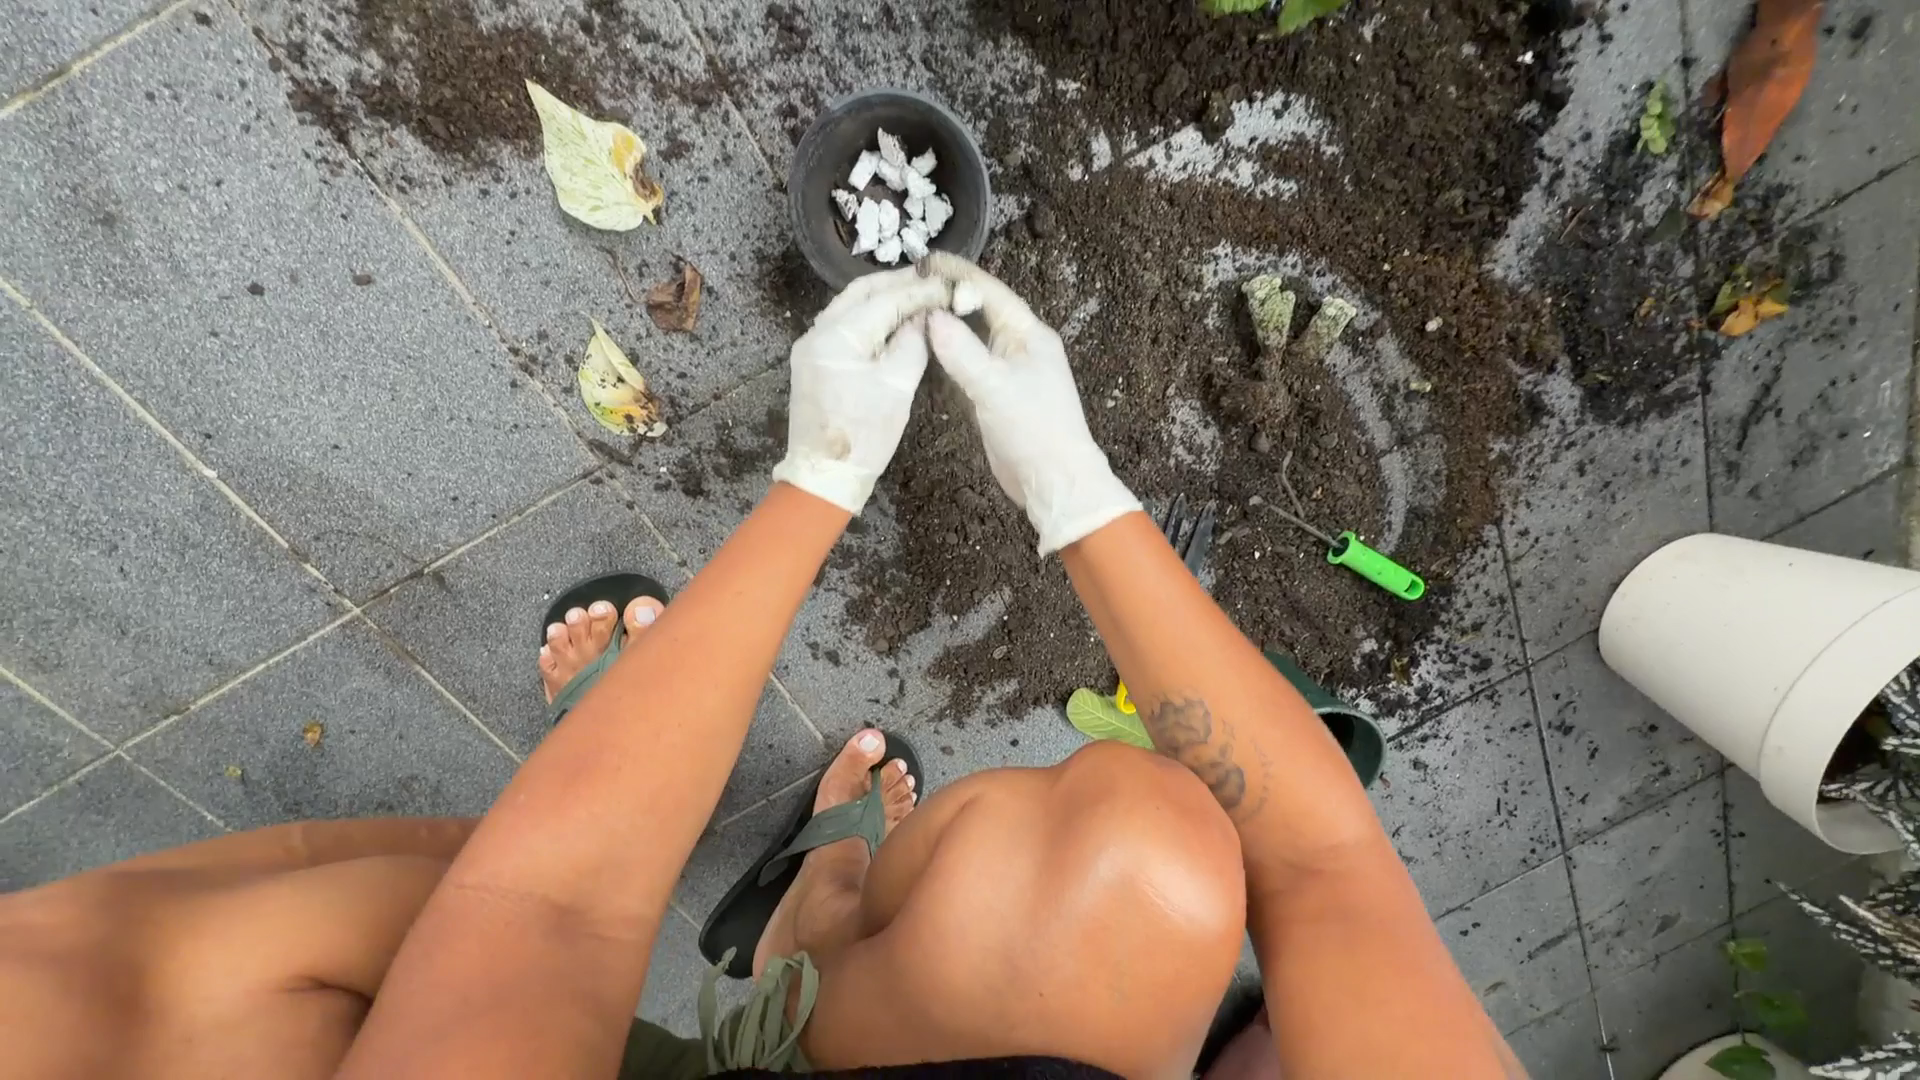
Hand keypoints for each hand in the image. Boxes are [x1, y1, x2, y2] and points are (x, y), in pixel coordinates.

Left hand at [771, 267, 952, 513]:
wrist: (825, 476)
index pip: (883, 300)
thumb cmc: (865, 436)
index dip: (917, 291)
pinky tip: (891, 321)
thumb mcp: (898, 388)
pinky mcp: (813, 362)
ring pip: (849, 308)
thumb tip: (925, 316)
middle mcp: (817, 333)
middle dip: (896, 284)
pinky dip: (868, 318)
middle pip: (860, 293)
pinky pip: (843, 327)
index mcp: (837, 337)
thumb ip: (913, 344)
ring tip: (915, 296)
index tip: (946, 285)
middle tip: (930, 281)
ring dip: (882, 299)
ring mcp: (810, 347)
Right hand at [923, 256, 1140, 555]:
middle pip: (981, 312)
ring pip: (973, 340)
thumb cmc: (1034, 430)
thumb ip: (961, 351)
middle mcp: (1021, 348)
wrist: (1054, 481)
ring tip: (912, 311)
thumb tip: (931, 315)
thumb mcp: (994, 387)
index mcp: (1029, 335)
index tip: (927, 260)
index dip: (960, 275)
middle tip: (912, 285)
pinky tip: (927, 353)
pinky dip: (949, 358)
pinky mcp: (998, 397)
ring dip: (947, 328)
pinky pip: (970, 367)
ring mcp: (1009, 373)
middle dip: (950, 298)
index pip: (992, 293)